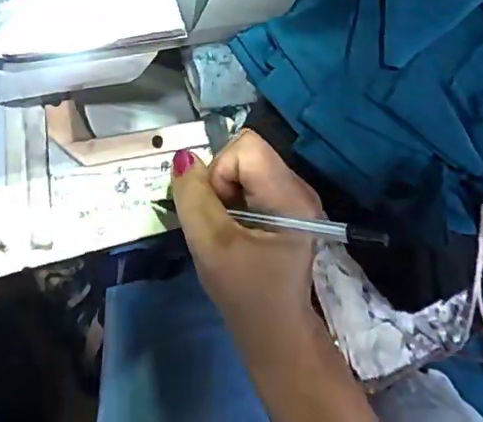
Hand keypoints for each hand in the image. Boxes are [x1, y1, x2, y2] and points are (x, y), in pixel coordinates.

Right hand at [170, 130, 325, 338]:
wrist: (275, 337)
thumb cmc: (246, 294)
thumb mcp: (211, 245)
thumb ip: (193, 195)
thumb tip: (184, 156)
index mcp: (290, 196)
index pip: (244, 147)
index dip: (220, 170)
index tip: (218, 208)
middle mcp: (298, 188)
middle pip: (243, 154)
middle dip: (219, 181)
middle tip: (220, 222)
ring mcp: (294, 197)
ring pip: (242, 166)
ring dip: (223, 192)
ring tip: (226, 229)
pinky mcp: (285, 207)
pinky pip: (247, 181)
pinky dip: (231, 200)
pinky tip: (234, 230)